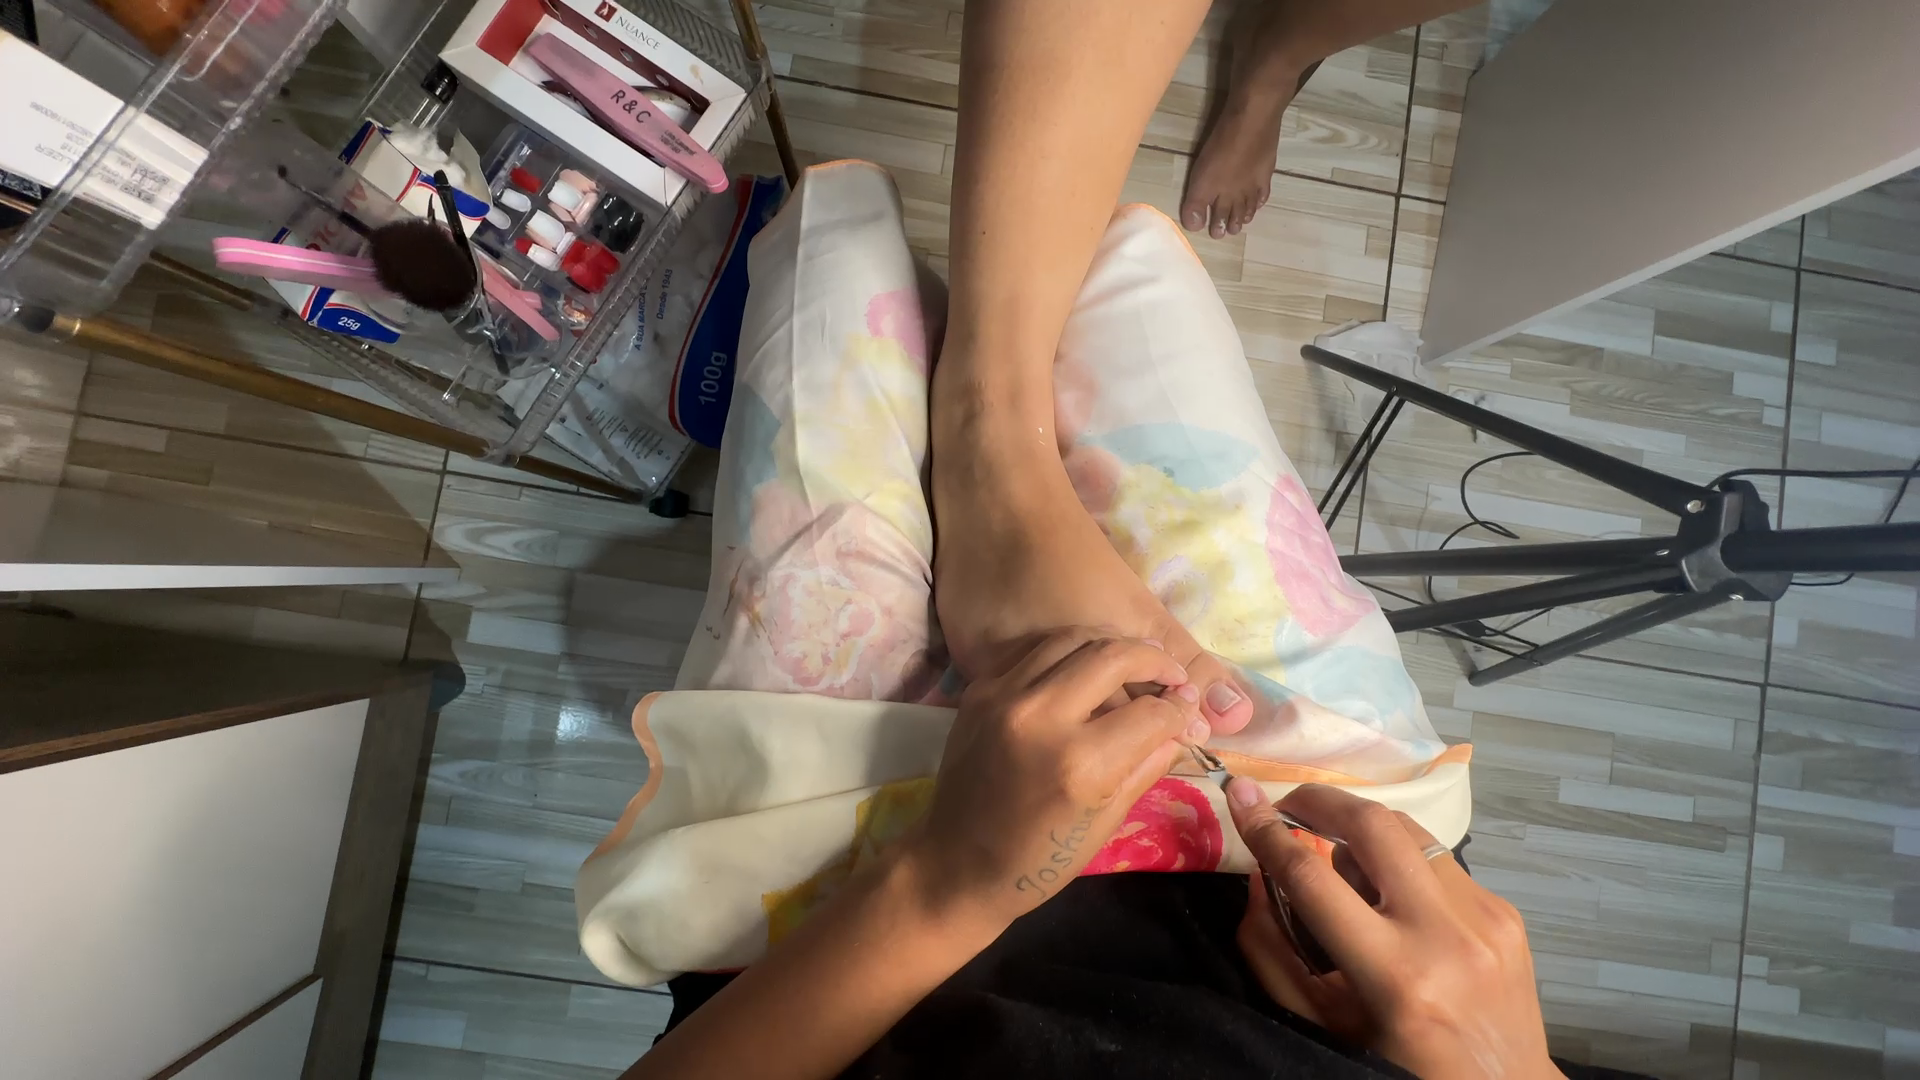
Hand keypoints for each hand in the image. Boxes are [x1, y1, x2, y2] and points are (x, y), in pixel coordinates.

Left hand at [898, 628, 1206, 928]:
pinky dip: (1067, 648)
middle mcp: (1040, 716)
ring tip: (1135, 656)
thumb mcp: (1107, 820)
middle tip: (1172, 673)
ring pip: (1072, 639)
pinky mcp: (980, 688)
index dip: (1179, 708)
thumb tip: (1185, 723)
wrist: (957, 862)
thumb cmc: (1040, 857)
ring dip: (1112, 643)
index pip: (1149, 713)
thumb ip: (1149, 762)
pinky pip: (1034, 650)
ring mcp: (1004, 695)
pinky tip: (1086, 661)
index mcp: (1079, 763)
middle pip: (1113, 657)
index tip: (1189, 706)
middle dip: (1154, 659)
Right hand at [1227, 781, 1563, 1079]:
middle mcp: (1447, 937)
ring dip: (1358, 830)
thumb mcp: (1316, 1021)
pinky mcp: (1506, 911)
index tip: (1238, 794)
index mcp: (1396, 977)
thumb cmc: (1395, 1066)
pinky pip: (1433, 857)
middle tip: (1287, 807)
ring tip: (1340, 864)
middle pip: (1372, 825)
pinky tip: (1391, 897)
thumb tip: (1258, 870)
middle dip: (1318, 799)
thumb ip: (1270, 945)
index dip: (1265, 829)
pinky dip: (1396, 862)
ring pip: (1404, 829)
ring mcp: (1486, 919)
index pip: (1311, 876)